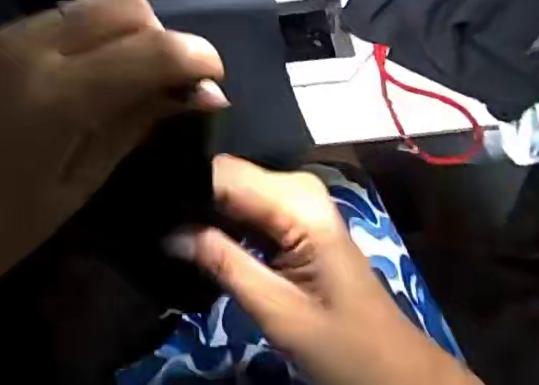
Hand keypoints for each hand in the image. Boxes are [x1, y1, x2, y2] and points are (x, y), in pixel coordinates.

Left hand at [0, 0, 225, 383]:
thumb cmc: (10, 225)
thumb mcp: (88, 178)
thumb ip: (145, 121)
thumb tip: (208, 94)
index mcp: (59, 95)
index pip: (150, 49)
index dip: (195, 55)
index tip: (216, 78)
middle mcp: (36, 46)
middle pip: (128, 6)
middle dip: (164, 36)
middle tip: (173, 81)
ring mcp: (14, 33)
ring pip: (100, 2)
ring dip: (133, 29)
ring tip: (139, 73)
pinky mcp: (3, 34)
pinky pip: (70, 13)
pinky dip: (100, 30)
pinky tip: (100, 68)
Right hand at [172, 156, 478, 384]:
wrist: (396, 369)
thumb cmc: (342, 346)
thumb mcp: (277, 312)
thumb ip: (222, 263)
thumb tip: (167, 231)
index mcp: (297, 200)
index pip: (224, 173)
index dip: (183, 185)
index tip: (143, 200)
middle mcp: (297, 183)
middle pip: (228, 174)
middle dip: (190, 194)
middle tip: (146, 214)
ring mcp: (298, 196)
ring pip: (235, 187)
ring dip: (203, 206)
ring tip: (160, 221)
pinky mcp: (295, 213)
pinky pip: (249, 203)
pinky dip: (223, 217)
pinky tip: (194, 231)